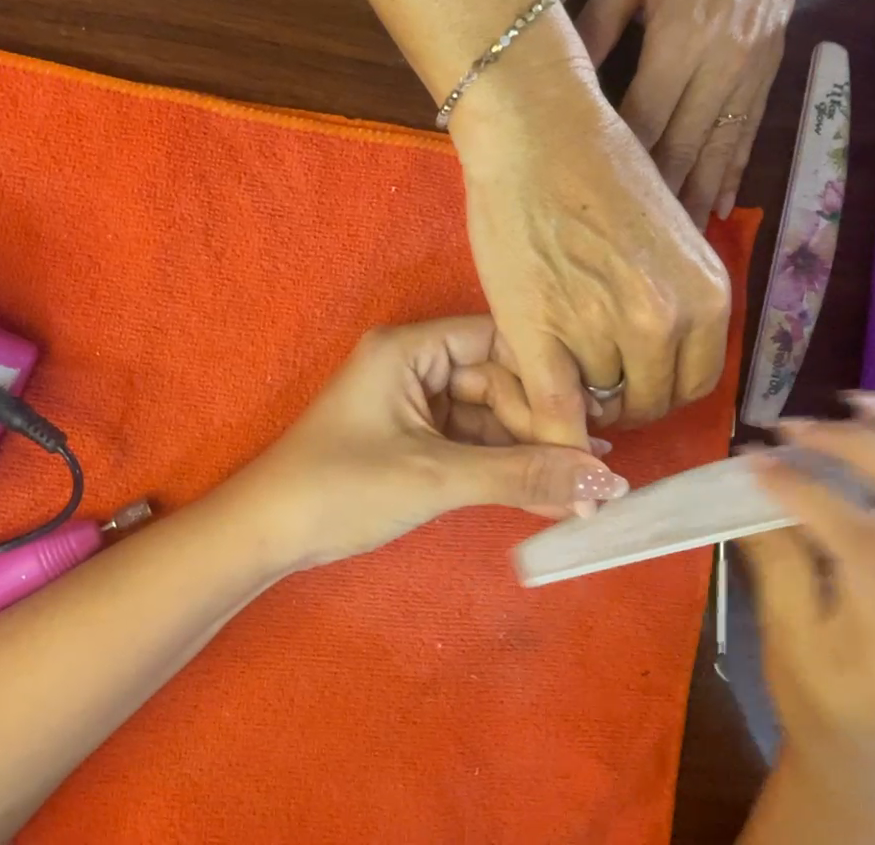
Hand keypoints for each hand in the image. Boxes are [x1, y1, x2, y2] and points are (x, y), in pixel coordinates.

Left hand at [221, 316, 625, 568]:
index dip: (547, 379)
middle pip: (499, 382)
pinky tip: (550, 497)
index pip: (497, 341)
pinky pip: (473, 445)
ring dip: (532, 455)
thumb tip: (605, 479)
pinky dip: (505, 470)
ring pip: (490, 418)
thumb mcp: (434, 478)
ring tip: (588, 492)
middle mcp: (413, 367)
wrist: (268, 533)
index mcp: (407, 350)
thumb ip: (521, 473)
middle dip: (544, 429)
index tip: (594, 422)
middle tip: (596, 476)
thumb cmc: (339, 489)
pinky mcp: (413, 440)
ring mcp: (413, 405)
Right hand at [450, 30, 731, 433]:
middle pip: (645, 404)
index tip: (622, 384)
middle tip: (580, 379)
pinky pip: (554, 412)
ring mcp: (602, 332)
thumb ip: (668, 297)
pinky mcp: (541, 335)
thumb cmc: (597, 169)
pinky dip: (549, 433)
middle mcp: (667, 323)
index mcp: (706, 296)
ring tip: (544, 363)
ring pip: (594, 406)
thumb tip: (647, 349)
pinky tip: (536, 425)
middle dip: (614, 401)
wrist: (535, 134)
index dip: (652, 390)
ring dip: (572, 395)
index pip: (692, 385)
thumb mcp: (666, 237)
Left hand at [578, 0, 838, 223]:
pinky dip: (732, 173)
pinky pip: (747, 131)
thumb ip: (597, 26)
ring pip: (719, 147)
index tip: (596, 203)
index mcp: (683, 38)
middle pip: (682, 143)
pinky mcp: (771, 69)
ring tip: (672, 245)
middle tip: (628, 244)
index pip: (644, 117)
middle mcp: (723, 63)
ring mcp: (753, 69)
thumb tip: (566, 77)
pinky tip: (719, 207)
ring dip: (694, 197)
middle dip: (655, 196)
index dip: (621, 162)